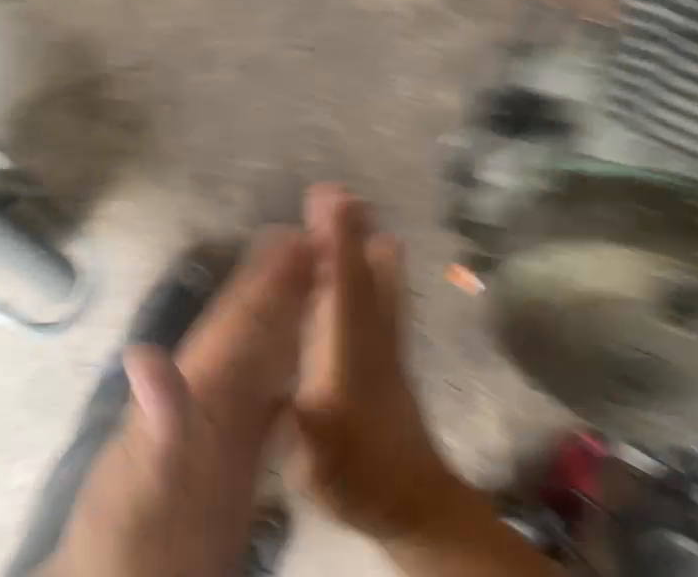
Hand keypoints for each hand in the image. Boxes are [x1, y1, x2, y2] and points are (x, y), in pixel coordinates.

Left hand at [38, 229, 314, 576]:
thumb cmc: (128, 539)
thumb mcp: (140, 488)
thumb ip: (153, 427)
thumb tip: (145, 354)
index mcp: (189, 393)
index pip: (234, 326)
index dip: (266, 281)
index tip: (302, 235)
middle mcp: (209, 395)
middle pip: (254, 327)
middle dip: (290, 283)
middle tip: (332, 236)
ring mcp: (223, 424)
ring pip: (266, 354)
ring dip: (296, 315)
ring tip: (334, 280)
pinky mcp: (236, 456)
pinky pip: (274, 398)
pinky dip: (298, 370)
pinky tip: (318, 361)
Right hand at [293, 185, 559, 576]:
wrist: (418, 508)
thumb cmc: (357, 481)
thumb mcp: (317, 465)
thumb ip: (299, 428)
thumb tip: (278, 391)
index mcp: (347, 362)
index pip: (341, 293)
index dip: (335, 245)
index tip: (327, 199)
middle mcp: (370, 345)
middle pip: (361, 277)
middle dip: (348, 233)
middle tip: (335, 189)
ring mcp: (386, 350)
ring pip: (378, 286)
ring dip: (365, 245)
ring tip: (360, 208)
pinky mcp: (392, 358)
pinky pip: (384, 300)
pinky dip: (378, 270)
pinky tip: (381, 254)